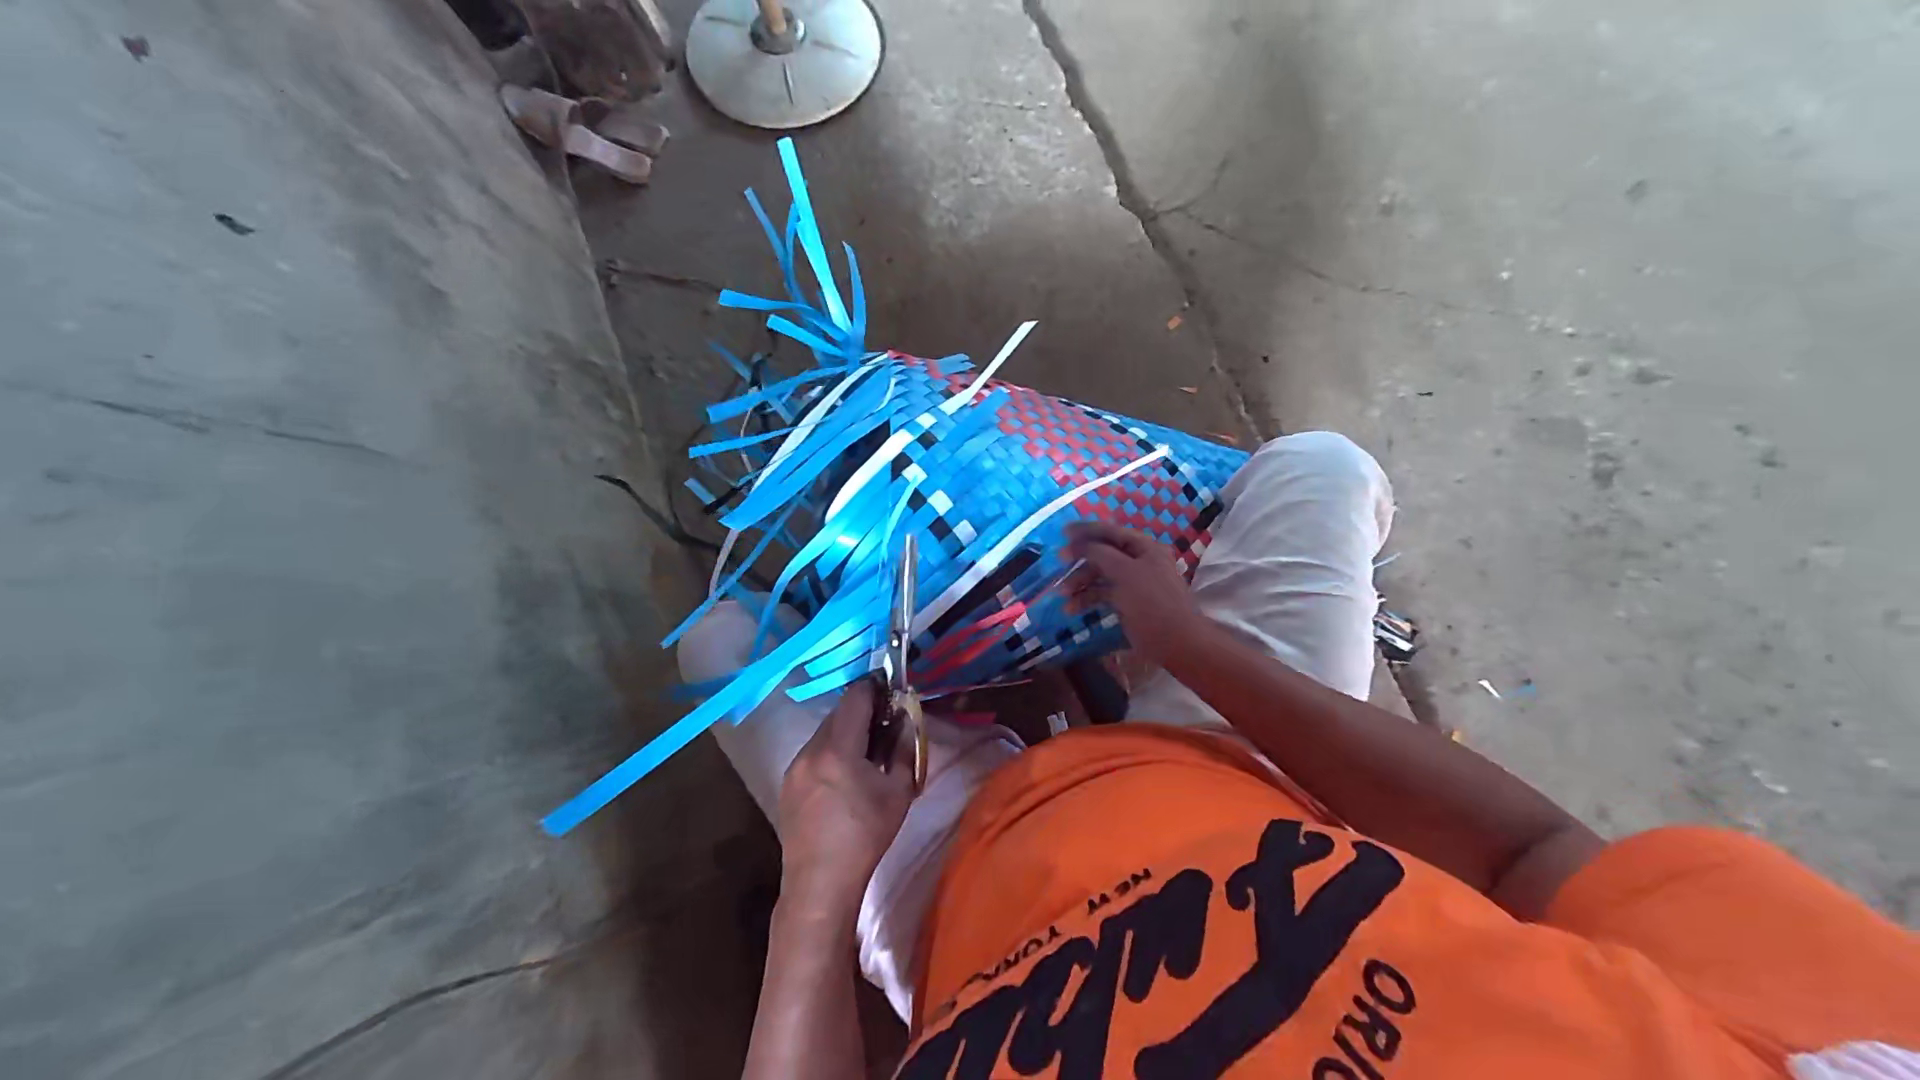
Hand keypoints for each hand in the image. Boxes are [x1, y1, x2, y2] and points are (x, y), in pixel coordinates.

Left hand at [777, 678, 914, 918]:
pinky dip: (831, 751)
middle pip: (838, 714)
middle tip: (886, 723)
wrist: (820, 882)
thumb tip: (905, 723)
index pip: (855, 698)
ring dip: (846, 732)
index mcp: (837, 748)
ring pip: (824, 733)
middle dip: (862, 712)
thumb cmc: (865, 836)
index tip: (891, 690)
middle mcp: (810, 750)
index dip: (875, 688)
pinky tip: (844, 775)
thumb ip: (902, 750)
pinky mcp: (787, 784)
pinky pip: (813, 753)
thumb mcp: (898, 792)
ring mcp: (794, 767)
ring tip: (867, 752)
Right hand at [1064, 521, 1207, 666]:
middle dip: (1080, 562)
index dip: (1085, 531)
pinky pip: (1104, 594)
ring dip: (1081, 583)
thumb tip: (1078, 543)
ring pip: (1101, 576)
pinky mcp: (1130, 604)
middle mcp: (1140, 562)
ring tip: (1062, 596)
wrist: (1178, 644)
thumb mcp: (1125, 573)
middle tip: (1058, 568)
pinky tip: (1073, 609)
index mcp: (1144, 548)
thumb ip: (1099, 553)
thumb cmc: (1152, 604)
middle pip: (1103, 554)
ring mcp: (1135, 583)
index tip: (1061, 533)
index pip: (1110, 532)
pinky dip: (1088, 599)